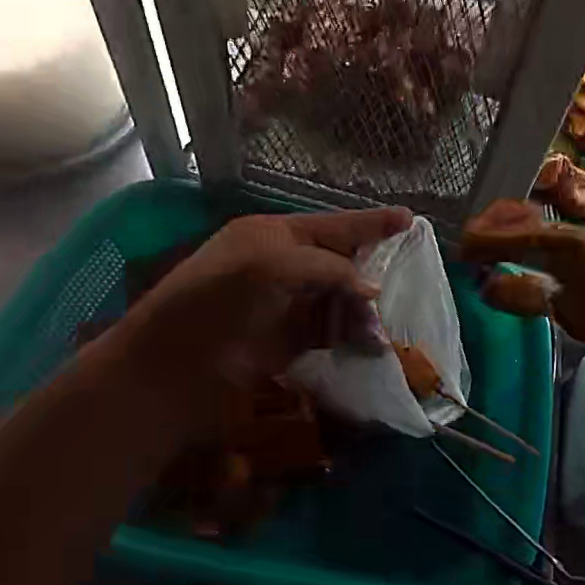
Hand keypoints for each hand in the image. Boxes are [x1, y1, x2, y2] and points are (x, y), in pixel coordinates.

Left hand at [109, 207, 412, 390]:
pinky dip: (354, 336)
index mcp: (276, 237)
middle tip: (407, 280)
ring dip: (366, 310)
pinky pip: (334, 332)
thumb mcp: (272, 266)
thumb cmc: (218, 300)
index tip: (410, 219)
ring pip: (343, 300)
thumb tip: (371, 290)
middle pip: (343, 263)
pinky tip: (371, 342)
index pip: (333, 225)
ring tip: (385, 325)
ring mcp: (289, 306)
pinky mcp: (292, 341)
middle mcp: (286, 268)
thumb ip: (327, 269)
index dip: (371, 223)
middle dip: (374, 272)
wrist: (174, 364)